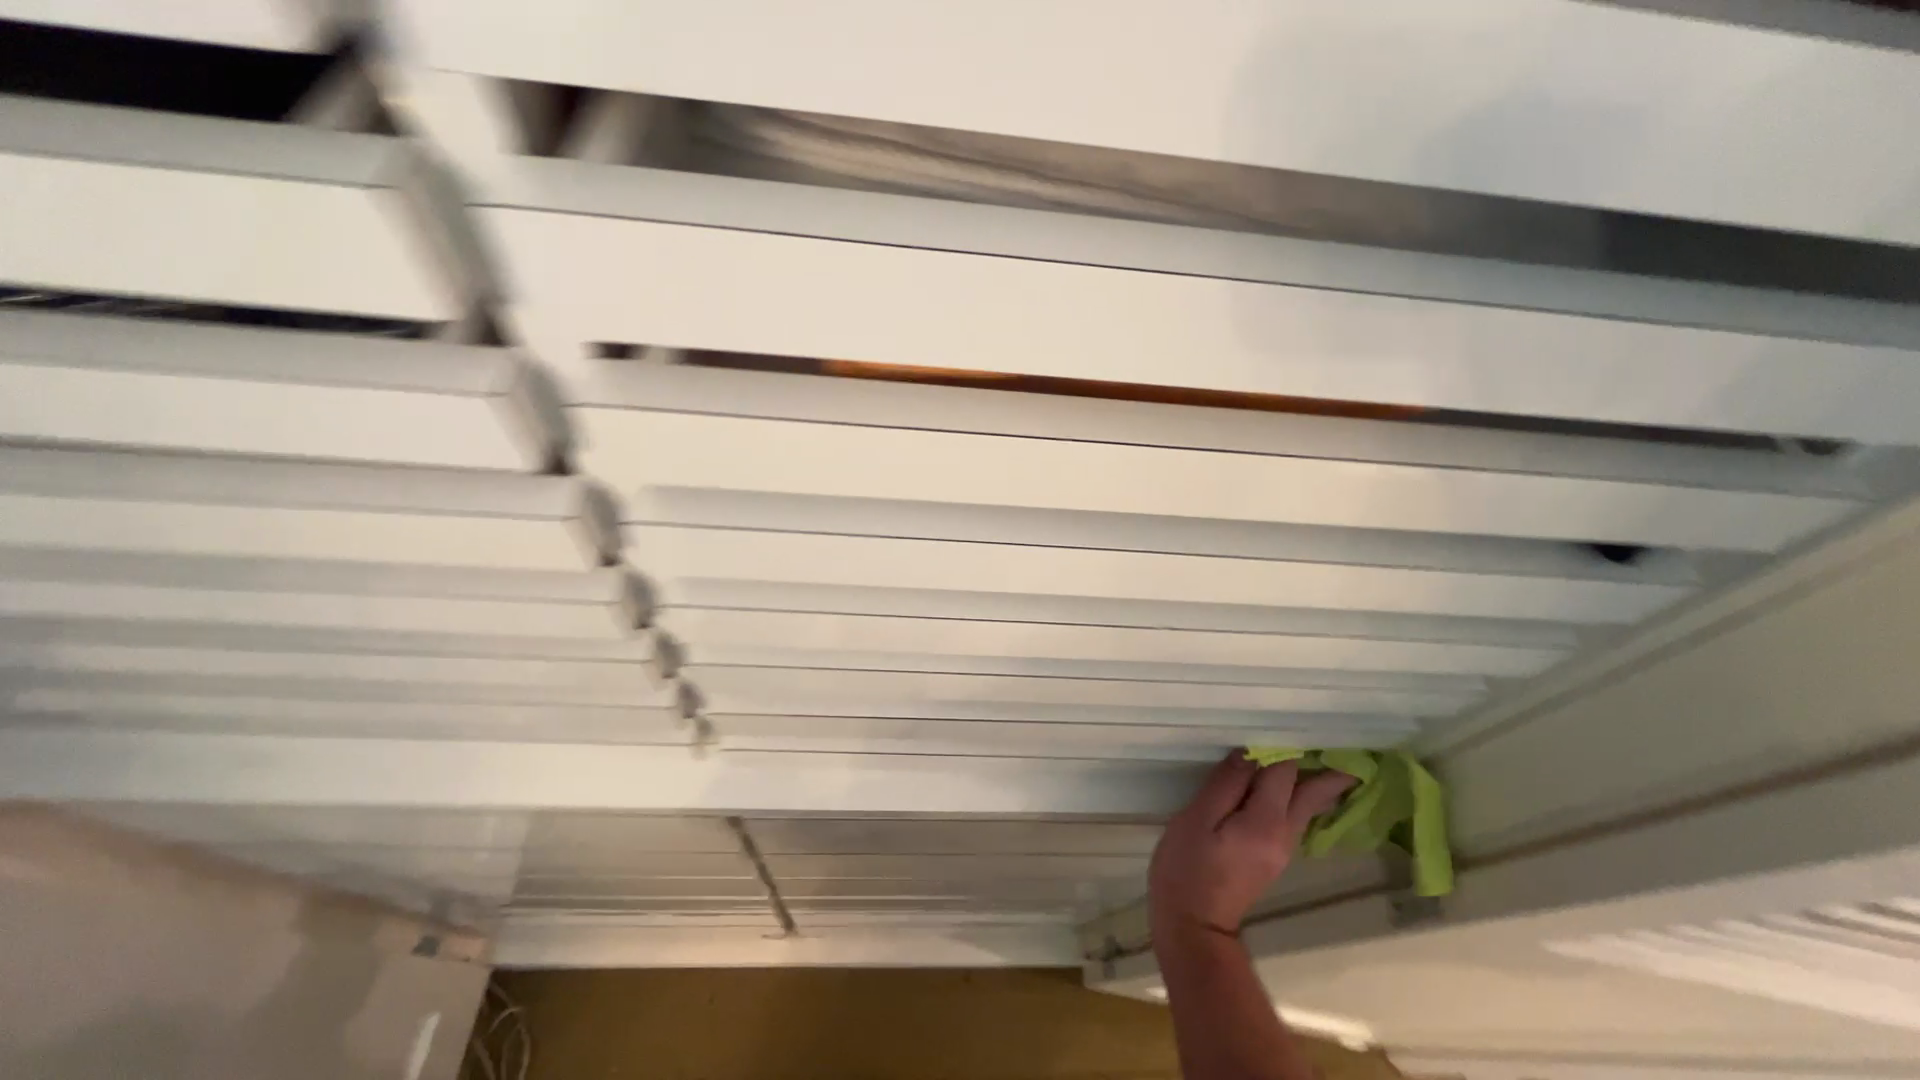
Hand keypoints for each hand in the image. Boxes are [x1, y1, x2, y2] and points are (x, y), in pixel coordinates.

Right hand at [1149, 750, 1355, 938]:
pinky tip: (1291, 790)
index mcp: (1265, 821)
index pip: (1285, 772)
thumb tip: (1250, 753)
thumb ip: (1225, 785)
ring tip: (1328, 759)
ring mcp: (1281, 850)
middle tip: (1349, 747)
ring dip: (1316, 783)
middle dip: (1330, 770)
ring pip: (1307, 807)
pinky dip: (1298, 799)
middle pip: (1313, 794)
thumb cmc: (1186, 870)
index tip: (1293, 725)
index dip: (1285, 747)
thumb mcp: (1196, 820)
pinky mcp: (1272, 859)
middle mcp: (1284, 834)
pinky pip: (1294, 819)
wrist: (1193, 927)